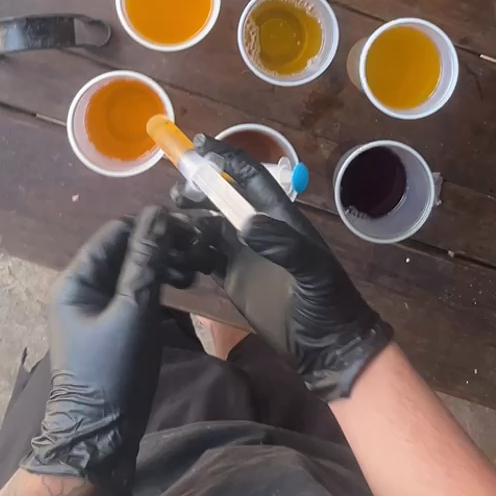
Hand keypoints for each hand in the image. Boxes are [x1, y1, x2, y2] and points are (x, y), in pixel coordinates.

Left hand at [24, 205, 188, 495]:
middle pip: (126, 248)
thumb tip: (158, 213)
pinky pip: (137, 289)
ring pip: (134, 268)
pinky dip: (160, 283)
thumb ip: (146, 260)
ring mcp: (97, 305)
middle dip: (163, 246)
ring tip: (196, 271)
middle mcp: (83, 286)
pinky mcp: (113, 321)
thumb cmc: (113, 371)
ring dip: (165, 263)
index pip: (117, 231)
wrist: (101, 438)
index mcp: (77, 279)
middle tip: (200, 252)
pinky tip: (184, 286)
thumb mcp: (133, 311)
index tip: (191, 231)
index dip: (153, 226)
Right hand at [178, 136, 393, 399]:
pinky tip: (171, 253)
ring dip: (188, 221)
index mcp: (280, 219)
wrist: (328, 350)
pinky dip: (186, 251)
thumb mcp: (314, 273)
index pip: (250, 178)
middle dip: (199, 189)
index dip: (227, 159)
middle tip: (175, 195)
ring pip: (208, 226)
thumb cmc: (329, 305)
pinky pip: (203, 256)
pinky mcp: (232, 280)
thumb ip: (285, 246)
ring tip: (167, 226)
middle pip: (223, 199)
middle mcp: (259, 230)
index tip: (199, 145)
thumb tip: (245, 224)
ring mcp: (244, 255)